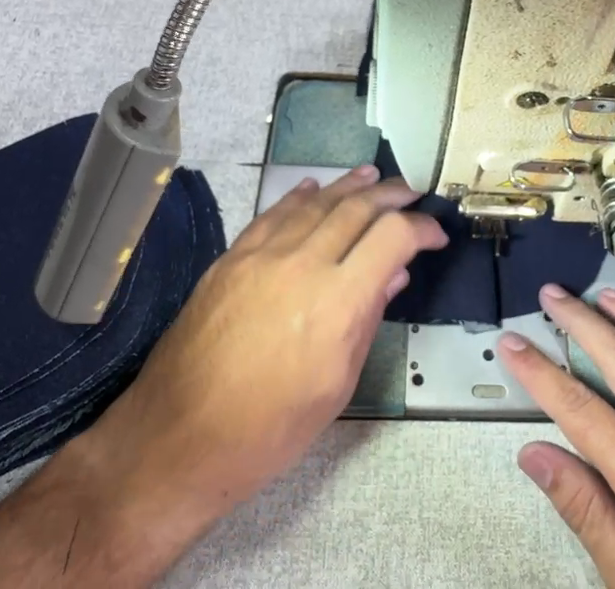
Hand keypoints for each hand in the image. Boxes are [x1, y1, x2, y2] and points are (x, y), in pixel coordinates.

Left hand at [76, 165, 446, 525]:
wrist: (180, 437)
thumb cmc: (271, 429)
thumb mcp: (337, 385)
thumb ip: (367, 321)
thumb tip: (391, 276)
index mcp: (338, 302)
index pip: (393, 237)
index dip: (421, 229)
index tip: (435, 236)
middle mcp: (303, 265)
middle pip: (356, 208)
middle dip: (391, 196)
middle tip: (412, 194)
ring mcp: (261, 257)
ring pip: (315, 203)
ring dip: (348, 186)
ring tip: (372, 175)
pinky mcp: (231, 259)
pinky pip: (273, 215)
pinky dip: (298, 198)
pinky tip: (313, 189)